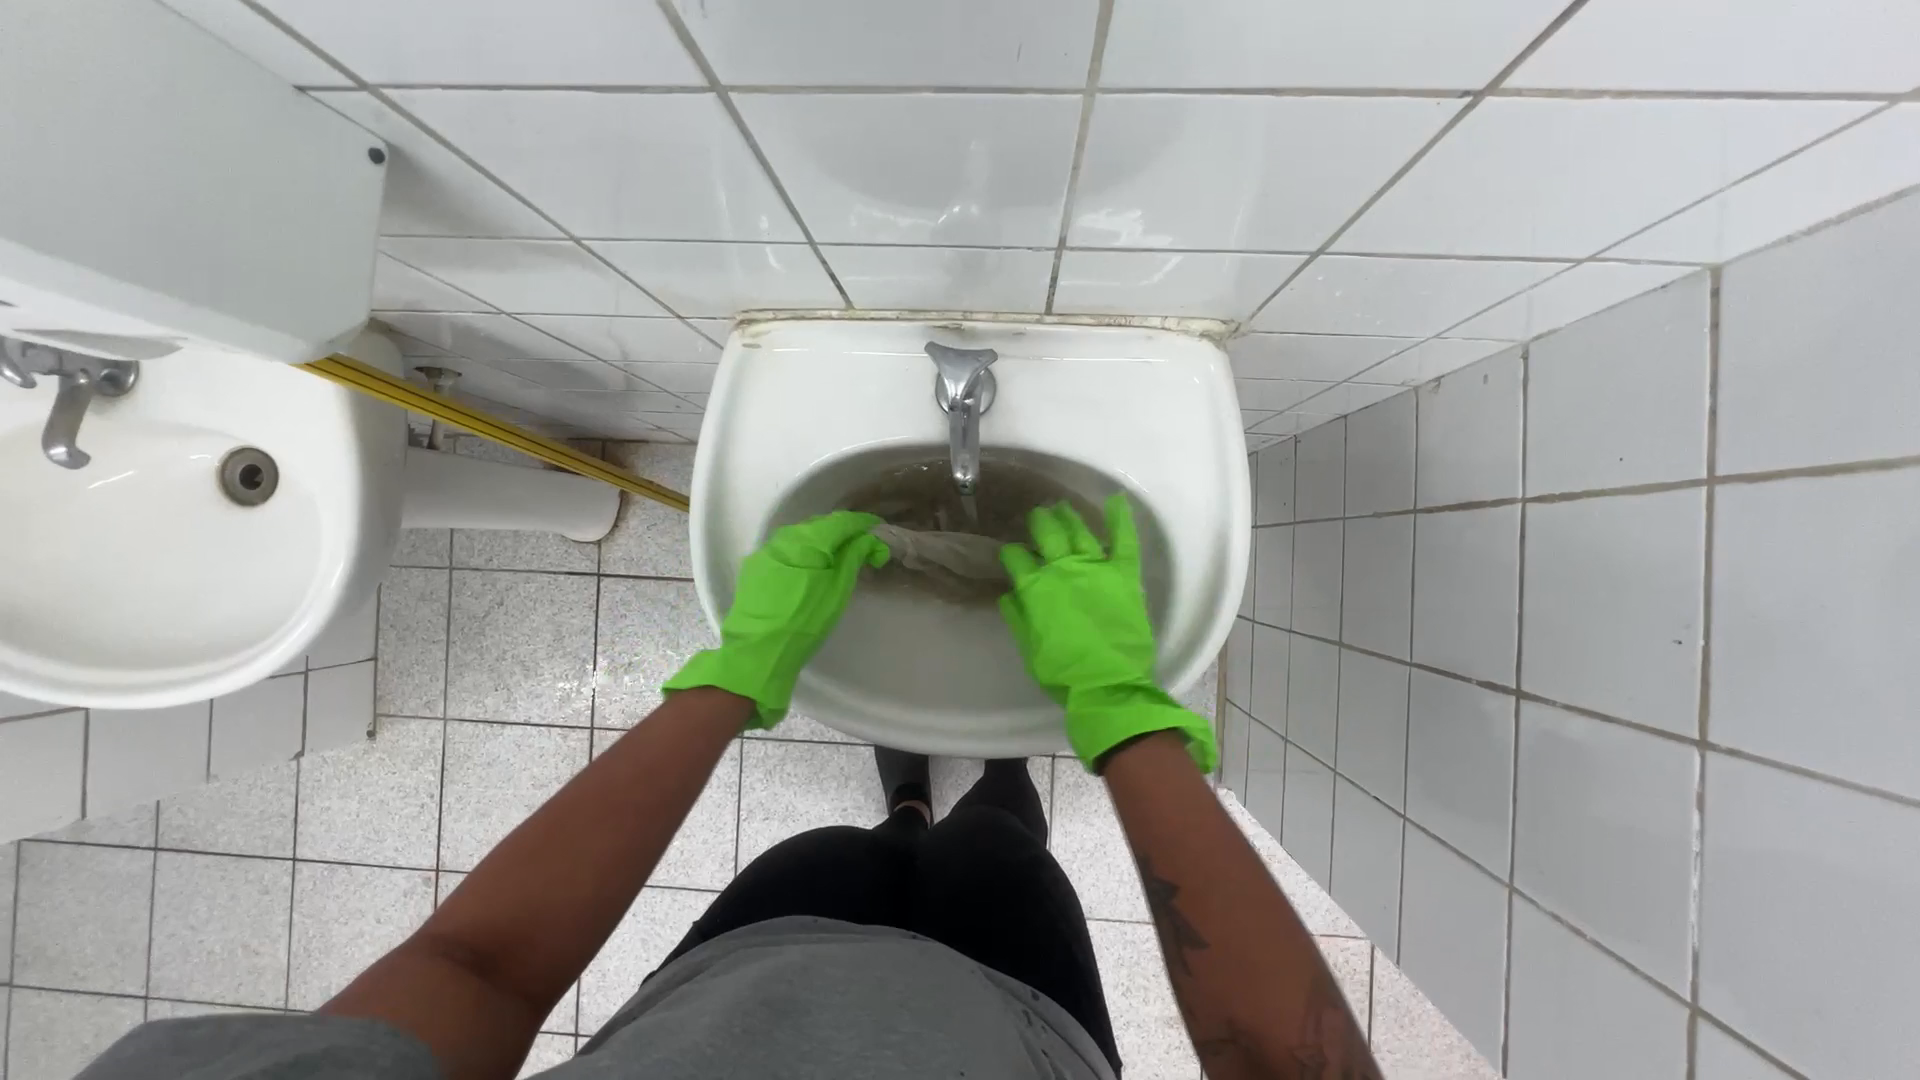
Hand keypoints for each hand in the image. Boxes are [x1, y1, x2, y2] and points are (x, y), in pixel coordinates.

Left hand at [664, 511, 888, 728]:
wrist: (759, 650)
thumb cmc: (806, 620)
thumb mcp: (839, 589)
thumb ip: (854, 557)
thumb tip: (868, 539)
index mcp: (807, 539)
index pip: (842, 521)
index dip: (864, 525)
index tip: (880, 532)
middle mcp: (784, 538)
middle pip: (821, 526)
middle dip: (844, 534)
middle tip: (864, 550)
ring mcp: (766, 552)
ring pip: (802, 538)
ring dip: (824, 544)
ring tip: (840, 561)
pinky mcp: (755, 568)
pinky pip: (786, 552)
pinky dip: (805, 555)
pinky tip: (813, 571)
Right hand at [999, 494, 1216, 772]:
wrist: (1106, 684)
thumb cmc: (1063, 672)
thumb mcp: (1029, 648)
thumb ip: (1018, 618)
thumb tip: (1008, 595)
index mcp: (1036, 589)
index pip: (1017, 559)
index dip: (1012, 554)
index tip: (1012, 554)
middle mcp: (1062, 570)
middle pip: (1048, 534)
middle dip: (1039, 522)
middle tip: (1037, 516)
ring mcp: (1095, 568)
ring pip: (1079, 531)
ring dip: (1068, 516)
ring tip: (1061, 507)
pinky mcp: (1124, 575)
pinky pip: (1123, 540)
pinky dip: (1120, 519)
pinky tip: (1115, 500)